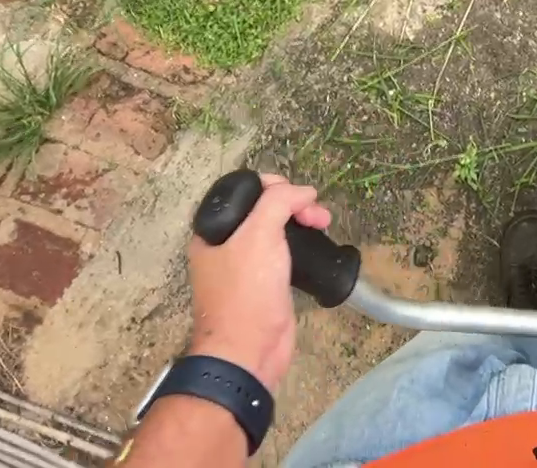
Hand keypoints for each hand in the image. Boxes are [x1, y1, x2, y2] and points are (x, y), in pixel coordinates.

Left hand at [185, 173, 331, 388]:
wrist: (248, 350)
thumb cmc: (248, 290)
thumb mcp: (260, 234)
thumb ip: (279, 202)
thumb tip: (305, 192)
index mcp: (212, 230)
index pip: (245, 190)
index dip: (275, 185)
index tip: (298, 196)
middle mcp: (226, 243)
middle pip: (265, 206)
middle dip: (295, 202)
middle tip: (317, 215)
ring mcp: (246, 264)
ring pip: (278, 226)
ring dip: (303, 218)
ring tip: (323, 225)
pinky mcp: (265, 281)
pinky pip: (285, 248)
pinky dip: (302, 240)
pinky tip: (316, 243)